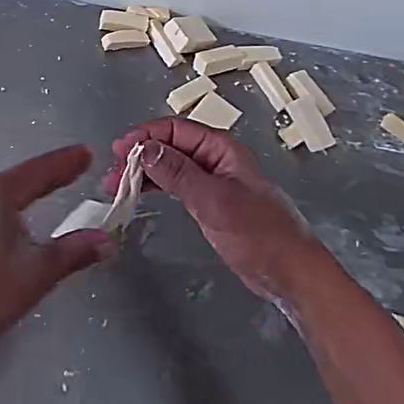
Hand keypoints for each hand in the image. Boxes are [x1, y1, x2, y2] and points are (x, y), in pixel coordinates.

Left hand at [0, 144, 115, 351]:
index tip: (87, 152)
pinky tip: (30, 205)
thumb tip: (108, 240)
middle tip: (80, 163)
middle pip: (25, 176)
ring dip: (36, 185)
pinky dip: (21, 198)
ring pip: (11, 188)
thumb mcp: (39, 271)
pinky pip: (0, 201)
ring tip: (61, 180)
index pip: (40, 170)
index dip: (66, 162)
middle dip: (54, 171)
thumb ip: (75, 250)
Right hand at [109, 118, 330, 300]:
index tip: (119, 150)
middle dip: (140, 155)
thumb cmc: (259, 233)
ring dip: (144, 173)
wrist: (291, 273)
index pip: (176, 129)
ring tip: (116, 186)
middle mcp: (216, 159)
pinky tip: (139, 195)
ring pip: (171, 166)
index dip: (146, 135)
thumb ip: (178, 173)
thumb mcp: (214, 200)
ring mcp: (213, 182)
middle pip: (171, 146)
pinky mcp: (210, 204)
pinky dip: (157, 188)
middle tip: (112, 174)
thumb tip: (144, 148)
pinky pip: (177, 186)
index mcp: (222, 149)